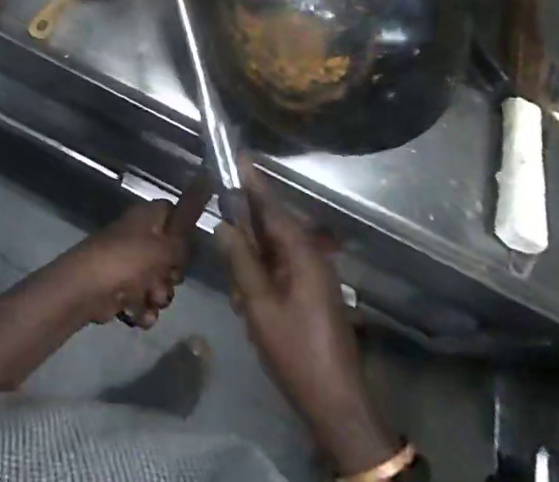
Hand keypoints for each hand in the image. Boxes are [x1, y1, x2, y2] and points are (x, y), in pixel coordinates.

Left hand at [56, 199, 191, 327]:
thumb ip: (183, 243)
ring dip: (159, 295)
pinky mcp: (123, 288)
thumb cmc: (125, 260)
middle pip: (171, 254)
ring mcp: (130, 264)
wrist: (85, 289)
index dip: (184, 230)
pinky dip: (145, 309)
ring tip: (150, 299)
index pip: (174, 213)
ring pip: (160, 281)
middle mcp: (139, 237)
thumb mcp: (162, 248)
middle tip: (167, 277)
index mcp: (147, 218)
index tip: (187, 247)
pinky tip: (139, 314)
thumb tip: (190, 238)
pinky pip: (145, 300)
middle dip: (173, 273)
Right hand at [217, 163, 396, 474]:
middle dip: (243, 235)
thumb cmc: (295, 349)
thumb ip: (240, 260)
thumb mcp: (258, 304)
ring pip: (272, 252)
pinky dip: (260, 280)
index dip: (252, 181)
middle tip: (223, 250)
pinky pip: (280, 271)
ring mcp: (314, 277)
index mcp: (302, 253)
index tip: (237, 156)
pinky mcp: (312, 295)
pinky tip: (248, 304)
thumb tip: (224, 224)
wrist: (335, 401)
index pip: (272, 206)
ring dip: (250, 264)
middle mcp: (312, 257)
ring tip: (238, 296)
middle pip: (271, 228)